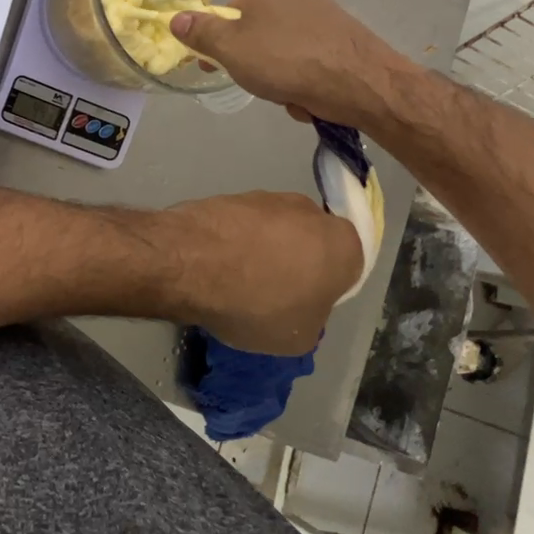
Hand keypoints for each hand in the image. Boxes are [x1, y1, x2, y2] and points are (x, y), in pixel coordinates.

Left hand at [156, 192, 362, 354]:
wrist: (190, 262)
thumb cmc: (257, 304)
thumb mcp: (299, 338)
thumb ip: (310, 317)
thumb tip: (295, 304)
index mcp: (343, 244)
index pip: (343, 269)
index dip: (319, 290)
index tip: (296, 305)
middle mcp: (309, 211)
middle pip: (305, 243)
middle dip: (289, 264)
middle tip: (263, 293)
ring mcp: (264, 198)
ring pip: (269, 231)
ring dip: (255, 251)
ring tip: (229, 280)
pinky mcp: (225, 195)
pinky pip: (235, 225)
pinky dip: (227, 242)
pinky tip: (209, 265)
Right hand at [170, 0, 409, 129]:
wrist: (360, 82)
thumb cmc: (286, 60)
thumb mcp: (231, 49)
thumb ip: (200, 33)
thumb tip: (174, 18)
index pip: (228, 15)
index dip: (218, 45)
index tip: (218, 69)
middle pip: (254, 34)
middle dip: (252, 65)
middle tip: (260, 84)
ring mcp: (322, 15)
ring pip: (279, 53)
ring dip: (277, 78)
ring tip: (288, 93)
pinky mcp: (341, 39)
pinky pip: (305, 62)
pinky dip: (301, 80)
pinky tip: (309, 95)